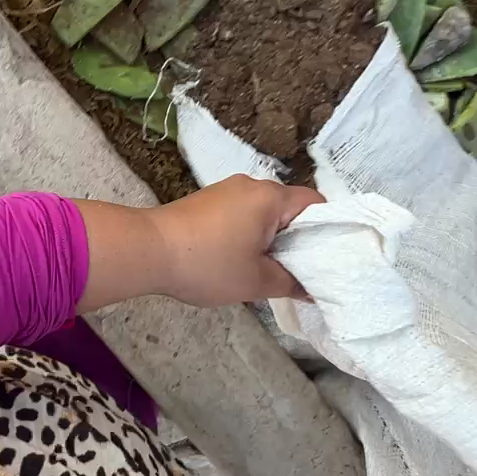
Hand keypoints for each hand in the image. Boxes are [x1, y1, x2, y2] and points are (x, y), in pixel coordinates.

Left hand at [74, 176, 323, 310]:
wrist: (147, 251)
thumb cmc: (207, 264)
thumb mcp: (256, 282)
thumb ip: (291, 283)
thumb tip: (314, 289)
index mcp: (270, 197)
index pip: (316, 204)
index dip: (328, 231)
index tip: (329, 259)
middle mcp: (251, 185)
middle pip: (289, 208)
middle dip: (298, 239)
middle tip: (302, 271)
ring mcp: (225, 191)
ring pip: (263, 213)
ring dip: (271, 238)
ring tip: (272, 271)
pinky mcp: (207, 202)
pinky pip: (241, 215)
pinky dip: (249, 234)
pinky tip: (242, 260)